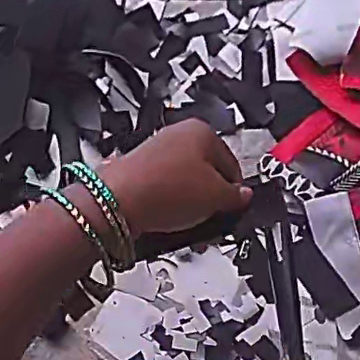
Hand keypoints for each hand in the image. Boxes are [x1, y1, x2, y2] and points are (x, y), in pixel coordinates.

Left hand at [100, 119, 252, 235]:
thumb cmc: (162, 188)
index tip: (235, 208)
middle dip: (211, 202)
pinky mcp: (137, 177)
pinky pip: (163, 196)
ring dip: (191, 210)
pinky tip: (170, 226)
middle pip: (206, 175)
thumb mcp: (216, 197)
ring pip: (183, 187)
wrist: (117, 203)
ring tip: (191, 228)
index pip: (232, 163)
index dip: (236, 191)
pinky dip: (169, 211)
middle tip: (213, 221)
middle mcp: (175, 138)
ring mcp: (154, 157)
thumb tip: (242, 196)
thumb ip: (235, 197)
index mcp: (200, 131)